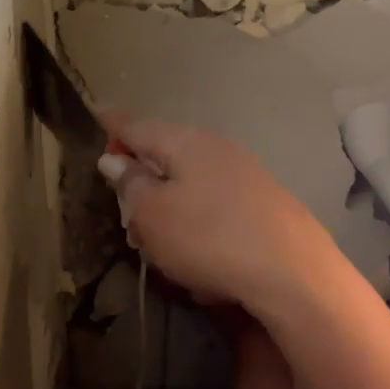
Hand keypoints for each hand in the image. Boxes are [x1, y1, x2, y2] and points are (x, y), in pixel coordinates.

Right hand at [98, 111, 339, 311]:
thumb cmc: (209, 237)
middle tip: (123, 210)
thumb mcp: (153, 214)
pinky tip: (198, 257)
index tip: (96, 114)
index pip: (137, 125)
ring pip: (191, 184)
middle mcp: (218, 148)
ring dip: (169, 208)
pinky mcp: (264, 205)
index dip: (112, 125)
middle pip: (166, 154)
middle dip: (141, 177)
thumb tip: (115, 159)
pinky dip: (197, 226)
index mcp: (185, 142)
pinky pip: (215, 208)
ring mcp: (246, 175)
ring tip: (158, 244)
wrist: (293, 273)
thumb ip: (130, 184)